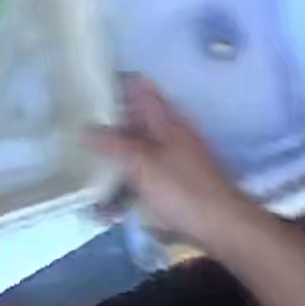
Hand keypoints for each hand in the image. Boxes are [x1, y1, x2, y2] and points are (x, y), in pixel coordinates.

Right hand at [84, 75, 262, 244]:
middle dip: (111, 120)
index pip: (140, 87)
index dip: (118, 81)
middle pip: (137, 117)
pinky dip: (128, 181)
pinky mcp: (177, 182)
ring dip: (118, 154)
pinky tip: (109, 202)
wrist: (222, 224)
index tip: (93, 84)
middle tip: (82, 126)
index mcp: (165, 118)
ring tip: (89, 164)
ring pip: (140, 147)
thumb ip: (113, 144)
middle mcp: (171, 131)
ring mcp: (176, 156)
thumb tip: (84, 127)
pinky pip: (145, 174)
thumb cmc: (182, 187)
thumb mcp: (142, 163)